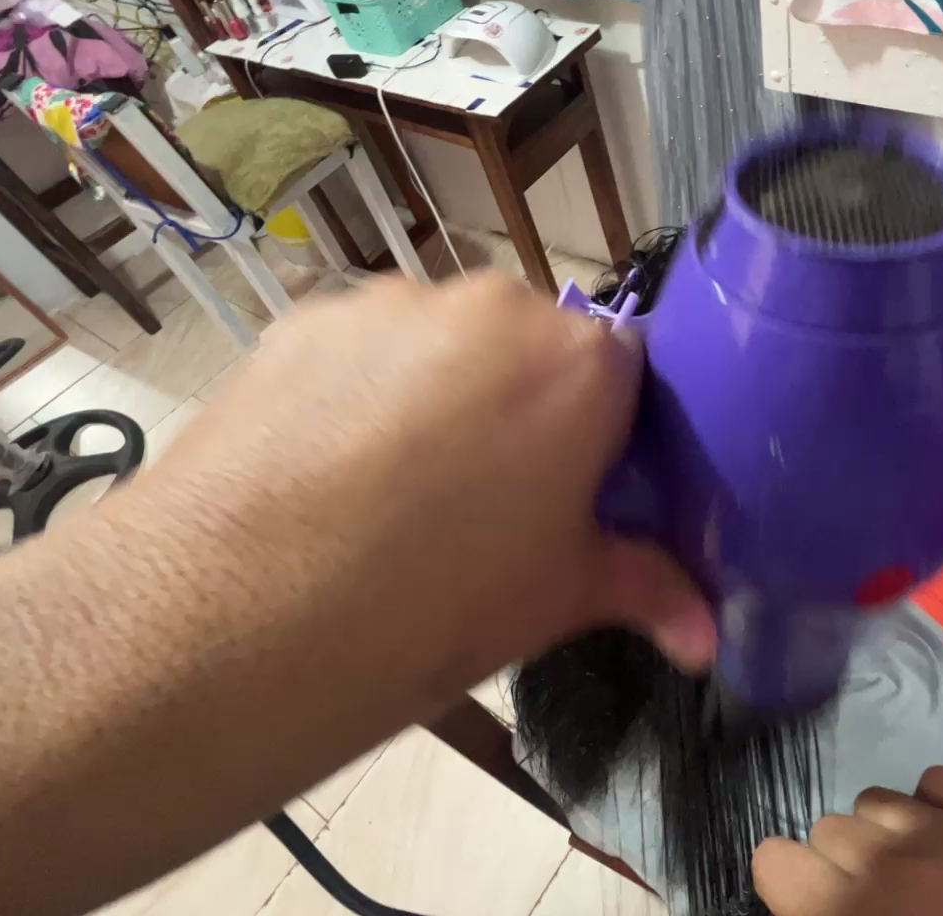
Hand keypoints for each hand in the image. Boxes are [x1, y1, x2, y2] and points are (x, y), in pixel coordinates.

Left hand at [127, 274, 715, 697]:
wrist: (234, 614)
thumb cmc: (439, 603)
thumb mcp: (560, 597)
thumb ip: (650, 591)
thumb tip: (708, 639)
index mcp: (584, 364)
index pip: (630, 369)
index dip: (612, 424)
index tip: (586, 475)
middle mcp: (500, 306)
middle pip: (540, 344)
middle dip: (531, 401)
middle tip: (494, 487)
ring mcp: (400, 302)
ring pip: (452, 339)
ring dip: (448, 386)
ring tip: (399, 476)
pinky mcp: (314, 314)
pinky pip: (372, 342)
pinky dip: (370, 384)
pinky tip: (333, 457)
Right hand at [753, 766, 942, 915]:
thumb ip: (821, 915)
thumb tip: (802, 891)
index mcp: (847, 910)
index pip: (774, 859)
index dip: (793, 885)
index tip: (817, 904)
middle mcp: (887, 860)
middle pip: (827, 828)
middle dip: (845, 865)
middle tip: (881, 904)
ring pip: (874, 799)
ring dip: (886, 836)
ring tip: (918, 875)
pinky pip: (934, 780)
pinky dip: (935, 809)